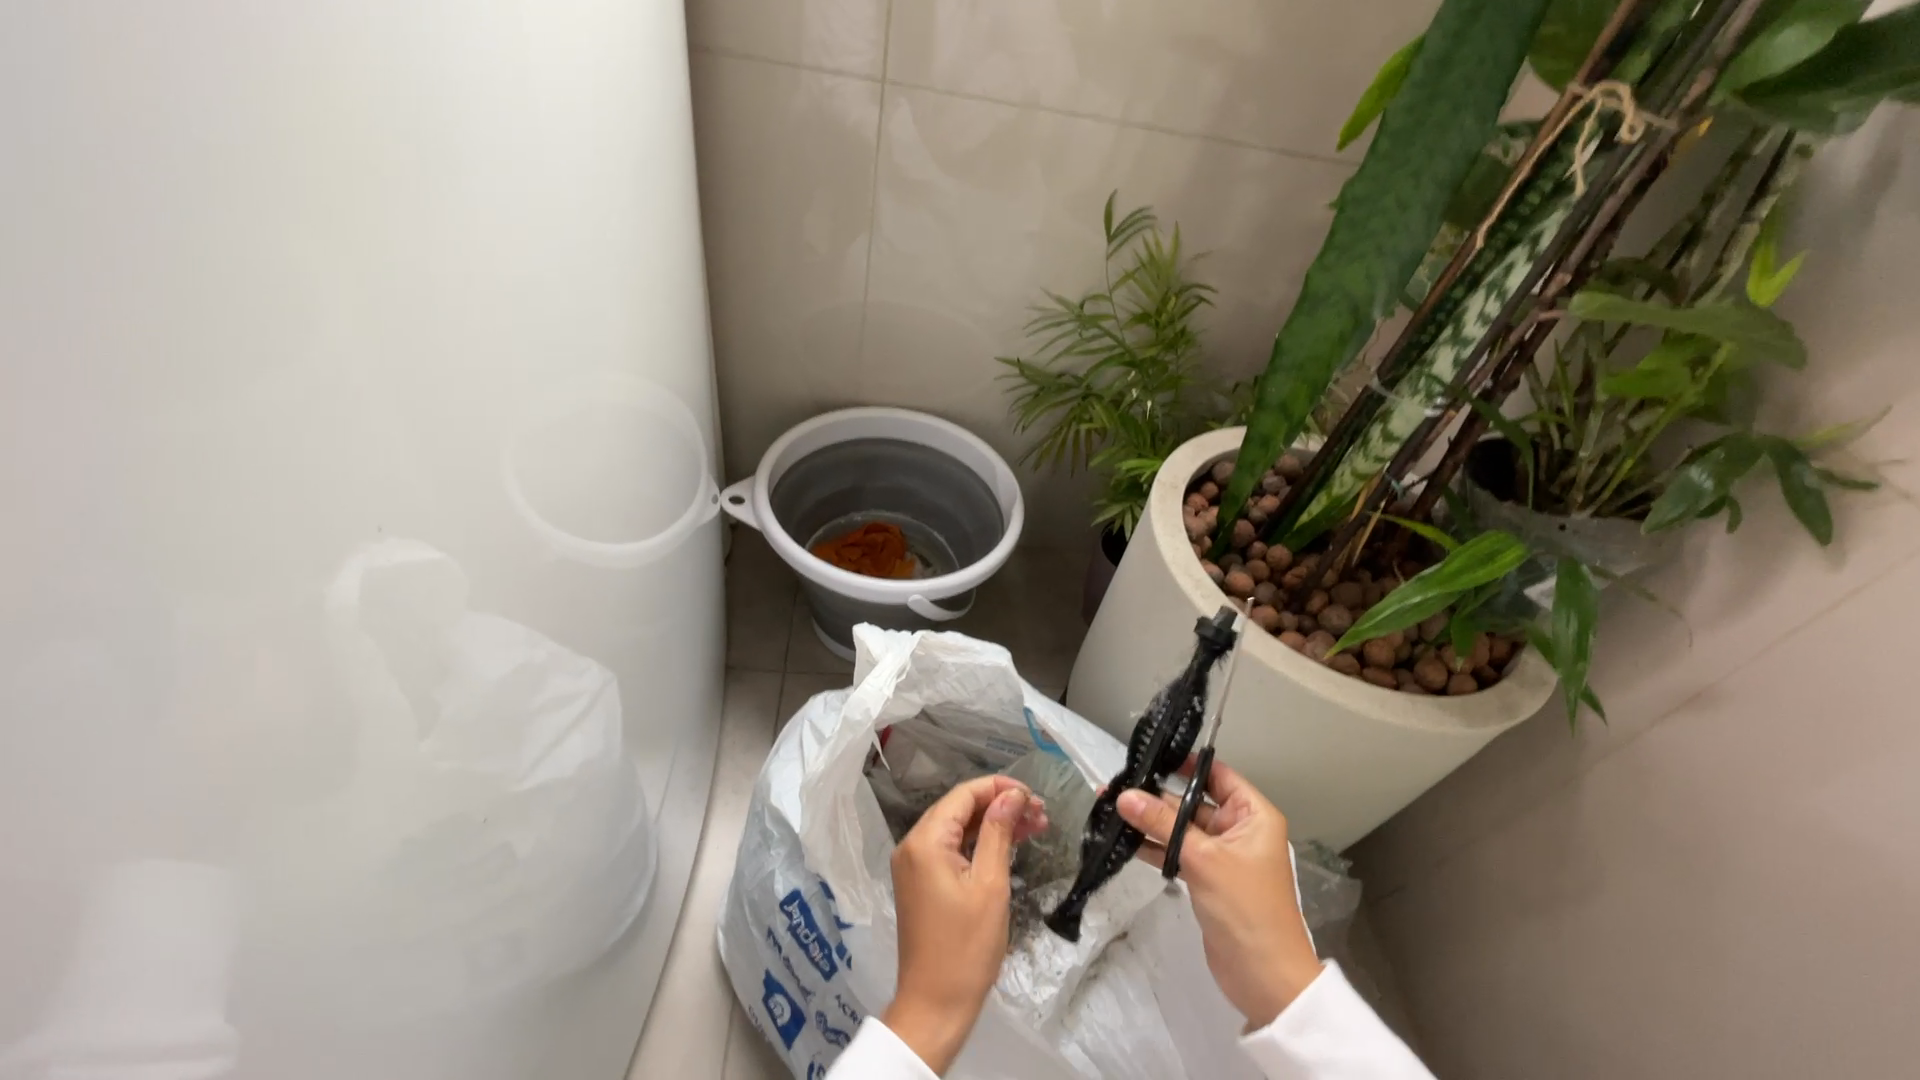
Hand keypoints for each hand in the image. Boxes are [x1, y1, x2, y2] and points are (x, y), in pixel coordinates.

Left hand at [883, 775, 1047, 1073]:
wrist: (935, 1006)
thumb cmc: (966, 947)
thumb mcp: (990, 884)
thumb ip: (998, 832)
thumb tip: (1012, 794)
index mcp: (925, 841)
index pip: (963, 795)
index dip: (999, 788)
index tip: (1034, 795)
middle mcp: (913, 846)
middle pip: (959, 809)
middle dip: (1000, 805)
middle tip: (1041, 813)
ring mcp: (914, 866)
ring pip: (957, 829)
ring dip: (993, 824)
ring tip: (1034, 826)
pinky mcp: (921, 883)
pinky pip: (951, 850)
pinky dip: (979, 845)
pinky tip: (1009, 845)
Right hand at [1116, 759, 1321, 1030]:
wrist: (1265, 978)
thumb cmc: (1245, 907)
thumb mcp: (1202, 859)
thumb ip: (1162, 824)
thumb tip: (1123, 795)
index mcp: (1253, 815)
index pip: (1217, 775)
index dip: (1186, 764)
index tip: (1149, 755)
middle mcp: (1239, 830)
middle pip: (1194, 801)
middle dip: (1157, 796)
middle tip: (1116, 786)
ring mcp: (1222, 856)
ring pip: (1182, 828)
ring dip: (1151, 822)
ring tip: (1110, 809)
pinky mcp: (1207, 879)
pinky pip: (1178, 852)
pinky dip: (1155, 847)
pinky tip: (1124, 841)